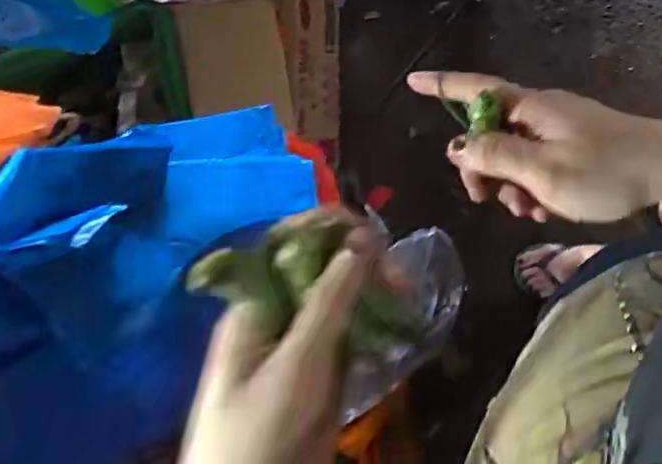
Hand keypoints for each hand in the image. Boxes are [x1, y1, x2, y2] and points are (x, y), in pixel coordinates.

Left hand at [179, 207, 377, 463]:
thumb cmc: (260, 434)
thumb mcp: (297, 364)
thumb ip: (331, 297)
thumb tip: (364, 237)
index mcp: (255, 306)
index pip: (287, 244)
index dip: (326, 227)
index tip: (369, 227)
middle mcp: (276, 316)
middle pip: (320, 267)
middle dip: (361, 259)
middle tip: (397, 273)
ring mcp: (299, 345)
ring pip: (341, 297)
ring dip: (374, 288)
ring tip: (407, 295)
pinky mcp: (320, 371)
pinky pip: (350, 329)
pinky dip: (375, 319)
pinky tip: (400, 318)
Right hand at [408, 71, 661, 222]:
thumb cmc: (603, 170)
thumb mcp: (543, 171)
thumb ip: (497, 158)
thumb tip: (458, 146)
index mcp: (532, 107)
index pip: (477, 90)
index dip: (443, 87)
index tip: (413, 80)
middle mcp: (543, 110)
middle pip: (493, 131)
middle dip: (483, 165)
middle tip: (488, 200)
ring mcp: (562, 126)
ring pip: (517, 152)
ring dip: (512, 183)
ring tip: (531, 210)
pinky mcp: (578, 143)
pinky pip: (541, 161)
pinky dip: (535, 184)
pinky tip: (548, 207)